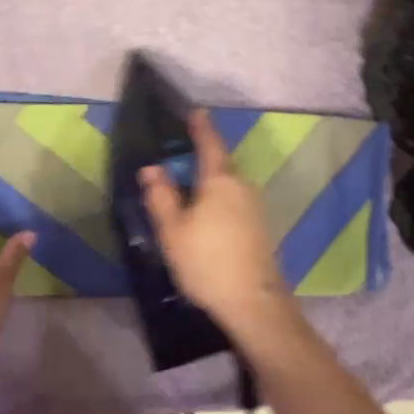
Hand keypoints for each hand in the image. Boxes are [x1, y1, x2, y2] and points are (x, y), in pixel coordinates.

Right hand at [139, 109, 295, 333]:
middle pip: (222, 164)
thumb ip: (161, 197)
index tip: (196, 112)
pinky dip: (222, 199)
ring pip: (231, 184)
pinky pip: (236, 201)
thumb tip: (152, 168)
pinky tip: (210, 213)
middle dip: (206, 156)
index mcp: (220, 180)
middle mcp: (242, 186)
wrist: (253, 301)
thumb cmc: (206, 262)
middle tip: (185, 153)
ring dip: (214, 180)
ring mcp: (256, 207)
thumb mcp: (173, 231)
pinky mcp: (261, 228)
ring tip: (193, 185)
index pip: (209, 144)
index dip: (201, 128)